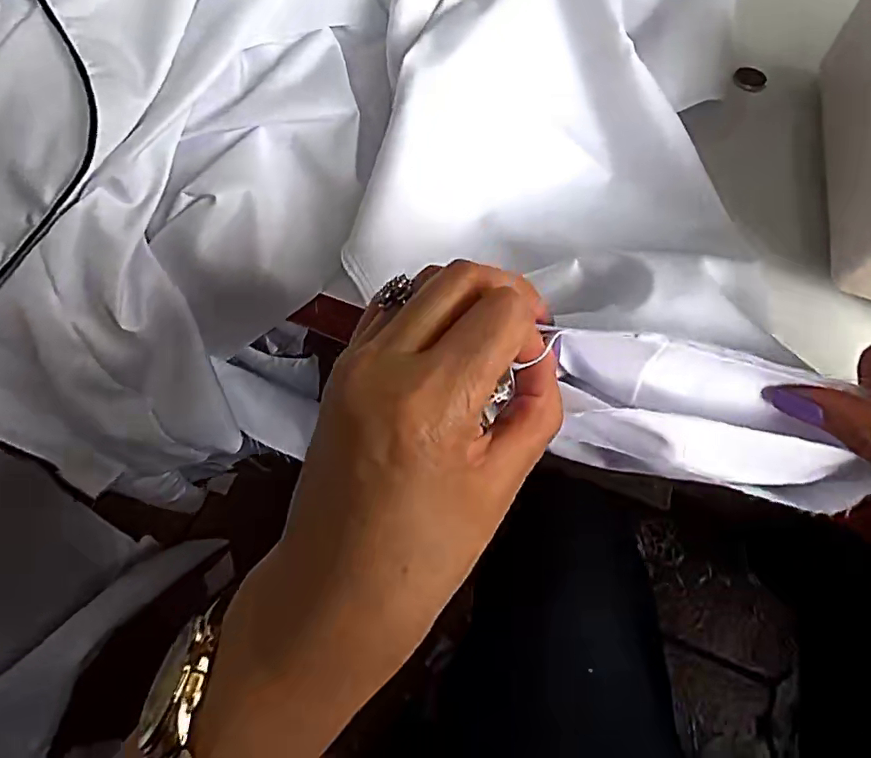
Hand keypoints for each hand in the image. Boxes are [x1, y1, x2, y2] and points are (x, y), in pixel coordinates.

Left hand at [195, 262, 561, 757]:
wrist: (330, 595)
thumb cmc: (426, 555)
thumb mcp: (504, 483)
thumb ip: (537, 405)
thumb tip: (539, 357)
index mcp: (433, 398)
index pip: (502, 309)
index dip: (533, 326)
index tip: (533, 365)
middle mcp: (387, 362)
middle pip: (463, 275)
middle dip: (508, 291)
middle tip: (523, 333)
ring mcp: (356, 359)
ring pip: (426, 280)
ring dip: (470, 295)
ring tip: (487, 339)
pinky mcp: (342, 365)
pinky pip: (394, 305)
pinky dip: (431, 308)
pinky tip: (446, 348)